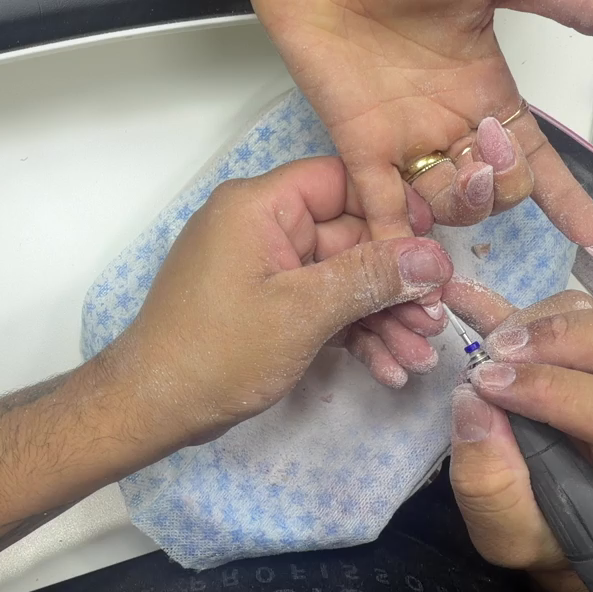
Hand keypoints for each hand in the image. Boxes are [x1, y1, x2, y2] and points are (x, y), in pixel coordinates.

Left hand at [100, 156, 453, 448]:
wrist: (155, 409)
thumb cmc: (218, 350)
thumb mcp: (302, 311)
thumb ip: (371, 277)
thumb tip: (435, 257)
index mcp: (259, 206)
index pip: (340, 182)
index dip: (392, 211)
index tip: (437, 248)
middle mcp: (263, 228)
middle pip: (348, 239)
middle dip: (395, 284)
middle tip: (437, 321)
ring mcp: (265, 268)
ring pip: (340, 280)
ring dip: (381, 317)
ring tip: (420, 356)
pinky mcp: (267, 304)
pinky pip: (320, 306)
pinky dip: (352, 334)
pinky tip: (388, 368)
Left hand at [239, 0, 592, 244]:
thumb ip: (583, 2)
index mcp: (487, 89)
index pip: (536, 158)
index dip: (566, 198)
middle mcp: (447, 123)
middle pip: (492, 190)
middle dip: (500, 186)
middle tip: (484, 147)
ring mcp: (401, 139)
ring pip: (443, 206)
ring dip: (458, 204)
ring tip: (453, 169)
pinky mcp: (356, 146)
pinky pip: (380, 209)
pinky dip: (397, 239)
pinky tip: (413, 257)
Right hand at [441, 279, 592, 572]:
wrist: (568, 527)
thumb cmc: (550, 539)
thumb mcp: (508, 536)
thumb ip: (490, 485)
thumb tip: (475, 403)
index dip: (555, 392)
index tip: (486, 385)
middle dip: (572, 336)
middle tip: (500, 349)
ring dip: (553, 318)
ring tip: (494, 343)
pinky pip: (591, 309)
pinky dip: (532, 305)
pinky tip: (476, 302)